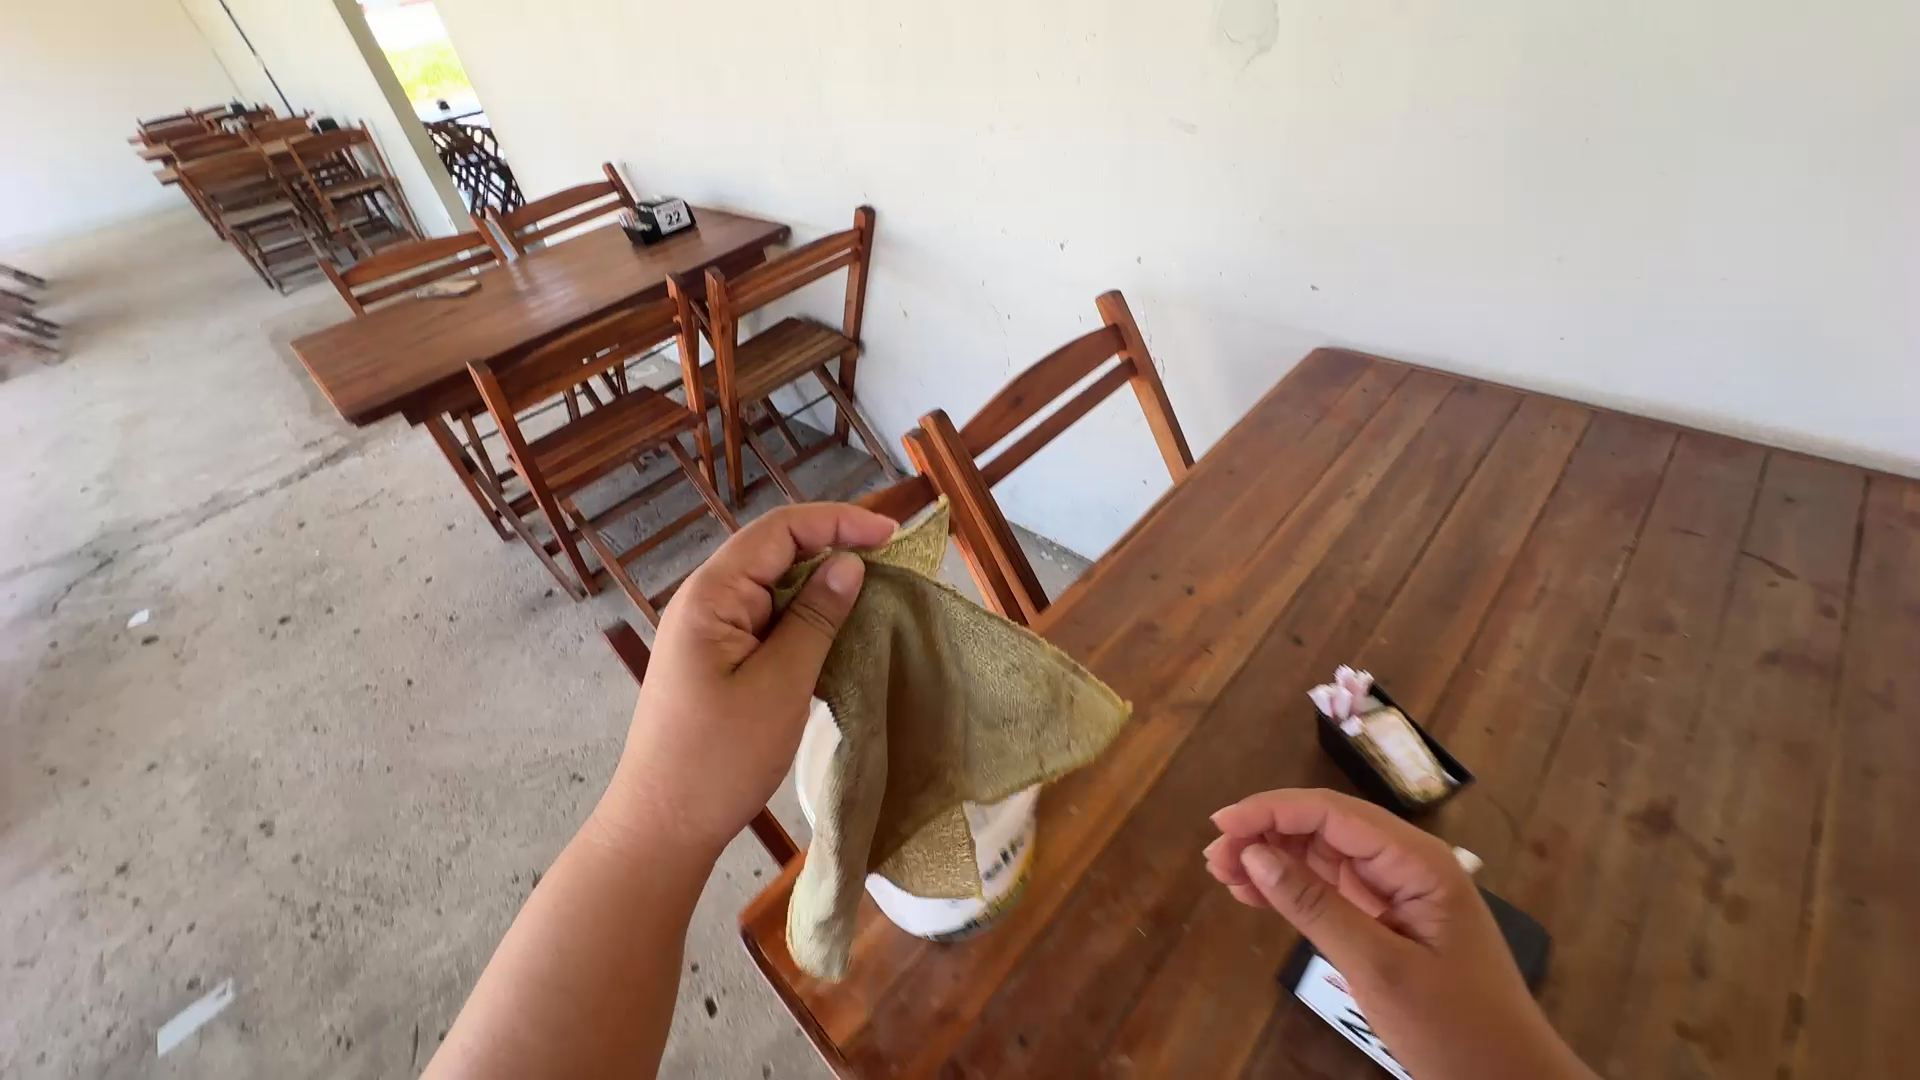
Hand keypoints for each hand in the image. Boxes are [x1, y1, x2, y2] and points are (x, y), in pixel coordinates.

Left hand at [596, 503, 895, 860]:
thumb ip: (816, 617)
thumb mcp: (781, 684)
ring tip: (875, 591)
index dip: (838, 521)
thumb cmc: (720, 758)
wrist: (663, 827)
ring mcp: (712, 631)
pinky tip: (840, 629)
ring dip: (823, 585)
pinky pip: (771, 620)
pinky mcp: (721, 658)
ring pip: (776, 586)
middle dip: (834, 547)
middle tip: (892, 562)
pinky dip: (808, 618)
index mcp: (712, 595)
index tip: (891, 534)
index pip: (780, 531)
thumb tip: (849, 563)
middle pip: (776, 552)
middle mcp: (707, 601)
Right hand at [1205, 789, 1596, 1079]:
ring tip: (1222, 874)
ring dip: (1269, 858)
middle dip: (1264, 833)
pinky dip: (1286, 886)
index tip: (1220, 825)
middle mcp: (1402, 861)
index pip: (1329, 812)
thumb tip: (1253, 853)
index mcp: (1415, 860)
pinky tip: (1250, 892)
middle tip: (1215, 858)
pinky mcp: (1381, 915)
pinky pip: (1324, 885)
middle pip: (1319, 825)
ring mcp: (1392, 888)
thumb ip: (1314, 905)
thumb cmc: (1457, 1031)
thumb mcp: (1380, 968)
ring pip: (1316, 852)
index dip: (1270, 810)